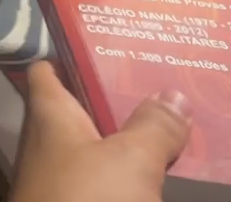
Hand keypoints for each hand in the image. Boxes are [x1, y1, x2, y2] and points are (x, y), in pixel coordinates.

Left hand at [9, 60, 191, 201]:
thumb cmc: (86, 200)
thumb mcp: (129, 162)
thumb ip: (153, 127)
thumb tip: (174, 91)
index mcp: (50, 112)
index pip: (48, 68)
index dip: (71, 54)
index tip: (107, 44)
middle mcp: (51, 139)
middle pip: (84, 110)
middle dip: (121, 103)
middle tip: (168, 88)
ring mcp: (63, 178)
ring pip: (102, 151)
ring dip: (134, 145)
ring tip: (182, 130)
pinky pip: (111, 185)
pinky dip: (136, 181)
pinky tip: (168, 182)